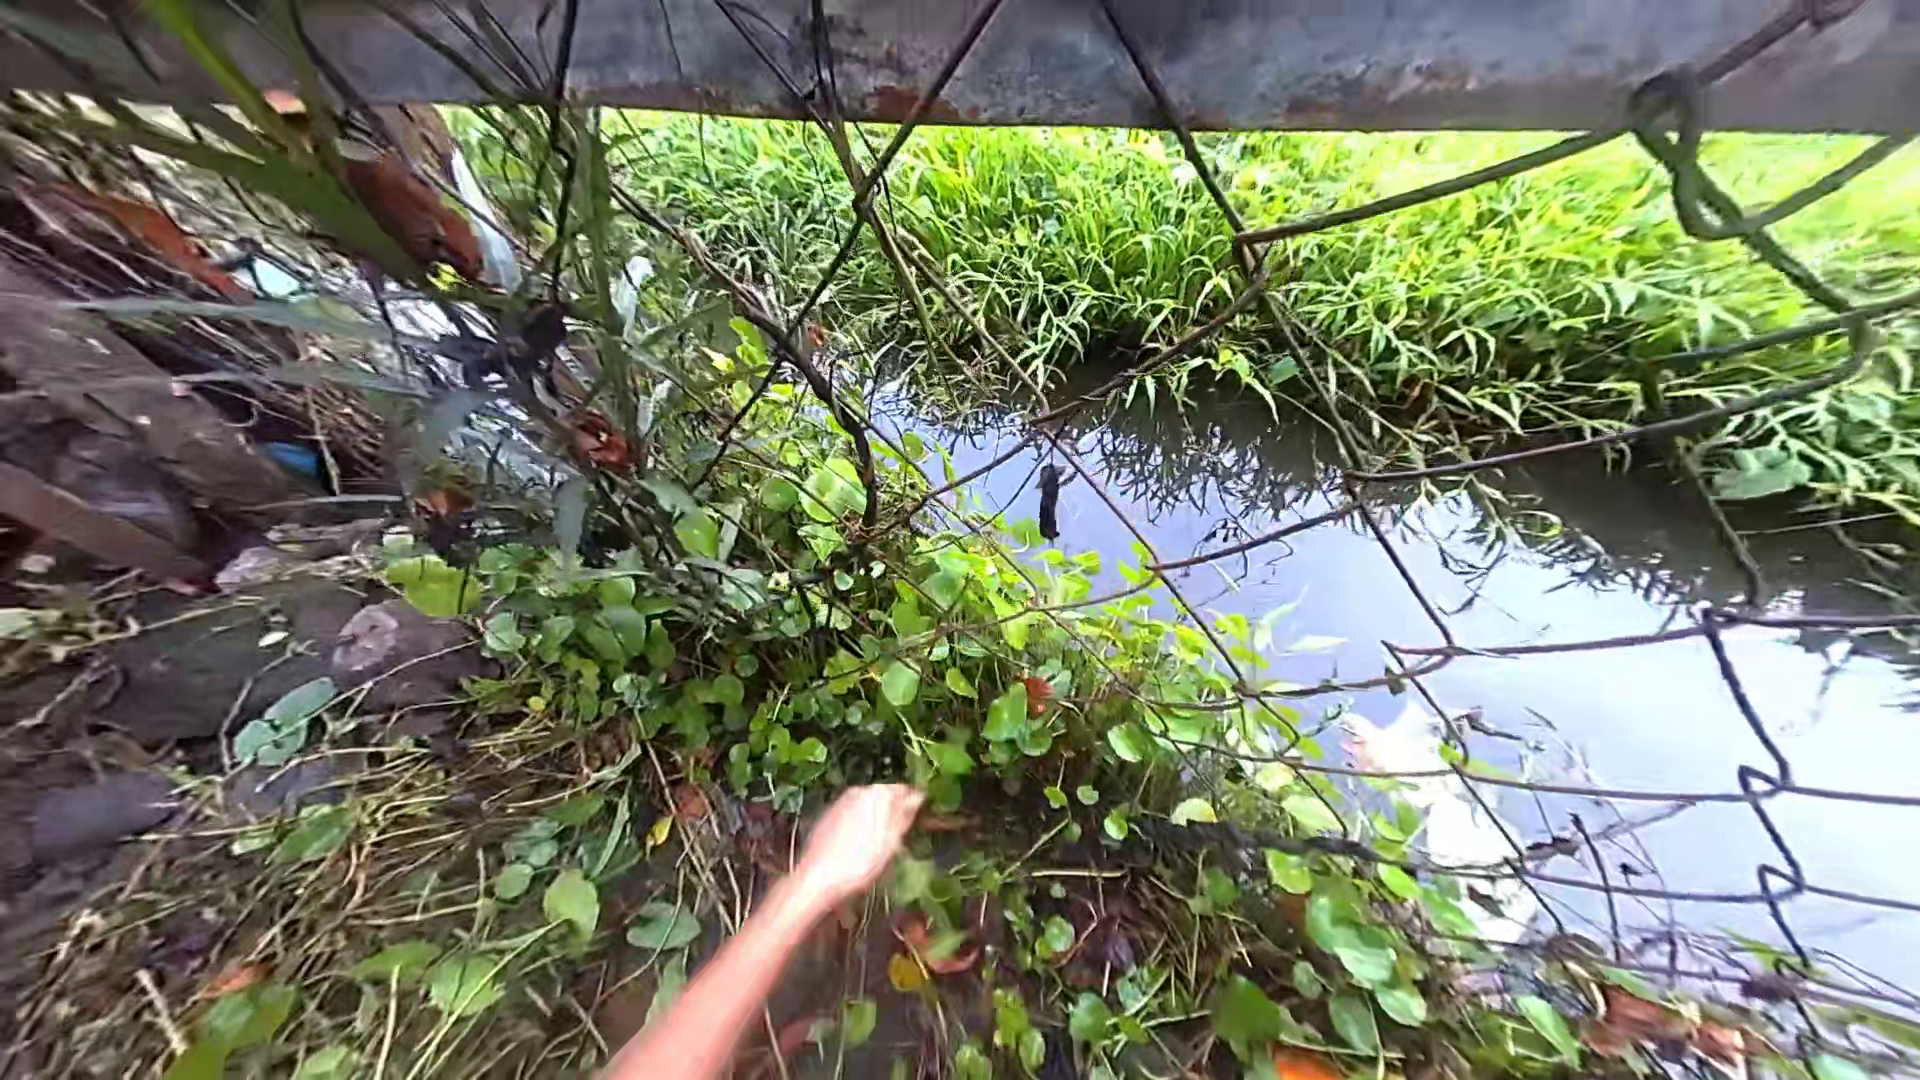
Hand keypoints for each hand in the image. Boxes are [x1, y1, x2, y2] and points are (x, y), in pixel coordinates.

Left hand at [787, 784, 922, 911]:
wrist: (816, 879)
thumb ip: (904, 816)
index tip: (920, 821)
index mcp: (878, 793)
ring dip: (877, 818)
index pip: (905, 790)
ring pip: (868, 805)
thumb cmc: (859, 864)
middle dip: (894, 812)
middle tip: (900, 837)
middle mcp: (859, 790)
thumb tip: (917, 797)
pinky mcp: (829, 814)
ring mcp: (842, 801)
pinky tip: (859, 845)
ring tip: (880, 845)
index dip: (914, 806)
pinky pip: (852, 813)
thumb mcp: (890, 843)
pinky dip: (860, 823)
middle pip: (885, 796)